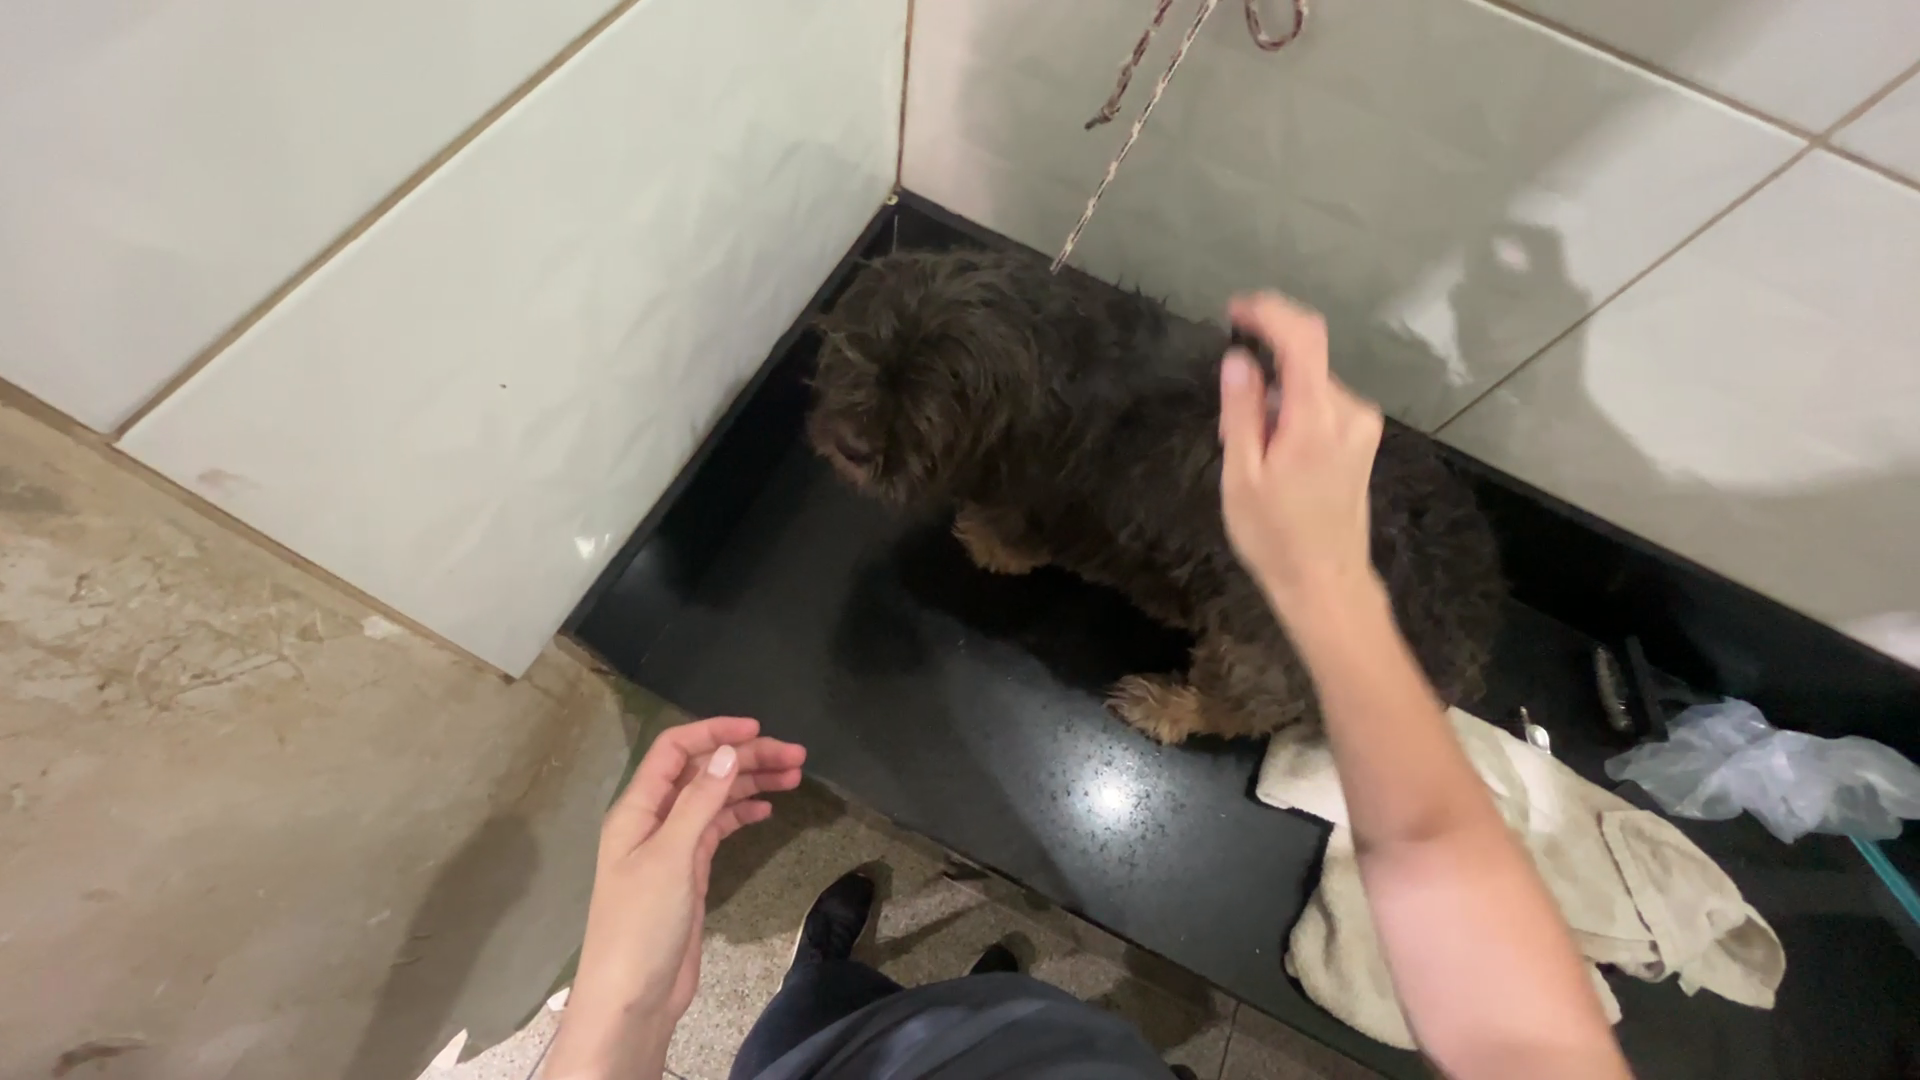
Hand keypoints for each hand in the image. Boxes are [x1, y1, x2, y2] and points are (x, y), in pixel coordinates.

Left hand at [542, 717, 805, 1079]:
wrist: (633, 1000)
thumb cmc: (642, 924)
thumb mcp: (671, 857)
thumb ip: (700, 801)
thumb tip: (729, 751)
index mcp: (639, 808)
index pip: (675, 750)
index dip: (714, 732)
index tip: (758, 730)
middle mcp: (656, 819)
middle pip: (705, 771)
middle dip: (748, 758)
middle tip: (796, 757)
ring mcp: (674, 844)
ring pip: (717, 797)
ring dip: (752, 783)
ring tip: (794, 776)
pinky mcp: (690, 869)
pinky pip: (719, 826)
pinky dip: (743, 812)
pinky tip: (768, 809)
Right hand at [1217, 293, 1384, 620]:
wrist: (1324, 581)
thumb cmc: (1273, 535)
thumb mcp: (1242, 475)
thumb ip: (1241, 412)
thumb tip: (1238, 361)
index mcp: (1316, 418)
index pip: (1303, 339)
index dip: (1270, 314)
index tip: (1235, 311)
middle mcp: (1349, 412)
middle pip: (1302, 366)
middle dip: (1262, 380)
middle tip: (1230, 429)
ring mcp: (1361, 427)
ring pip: (1309, 388)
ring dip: (1275, 404)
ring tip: (1251, 455)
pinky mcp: (1361, 441)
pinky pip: (1320, 408)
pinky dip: (1291, 417)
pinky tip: (1276, 458)